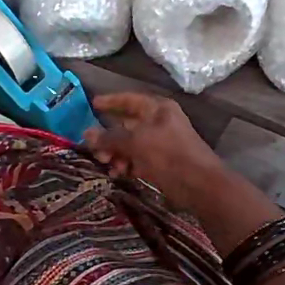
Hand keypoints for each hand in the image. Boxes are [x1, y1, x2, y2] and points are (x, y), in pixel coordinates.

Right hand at [85, 92, 234, 213]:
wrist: (198, 184)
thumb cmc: (169, 155)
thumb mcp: (136, 143)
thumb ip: (110, 138)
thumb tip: (86, 134)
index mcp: (157, 110)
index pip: (129, 100)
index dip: (110, 102)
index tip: (92, 105)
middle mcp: (158, 123)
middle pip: (126, 125)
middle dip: (109, 137)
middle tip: (94, 149)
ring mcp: (159, 143)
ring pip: (130, 144)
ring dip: (115, 153)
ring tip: (106, 164)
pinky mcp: (159, 162)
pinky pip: (136, 159)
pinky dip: (126, 165)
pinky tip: (117, 174)